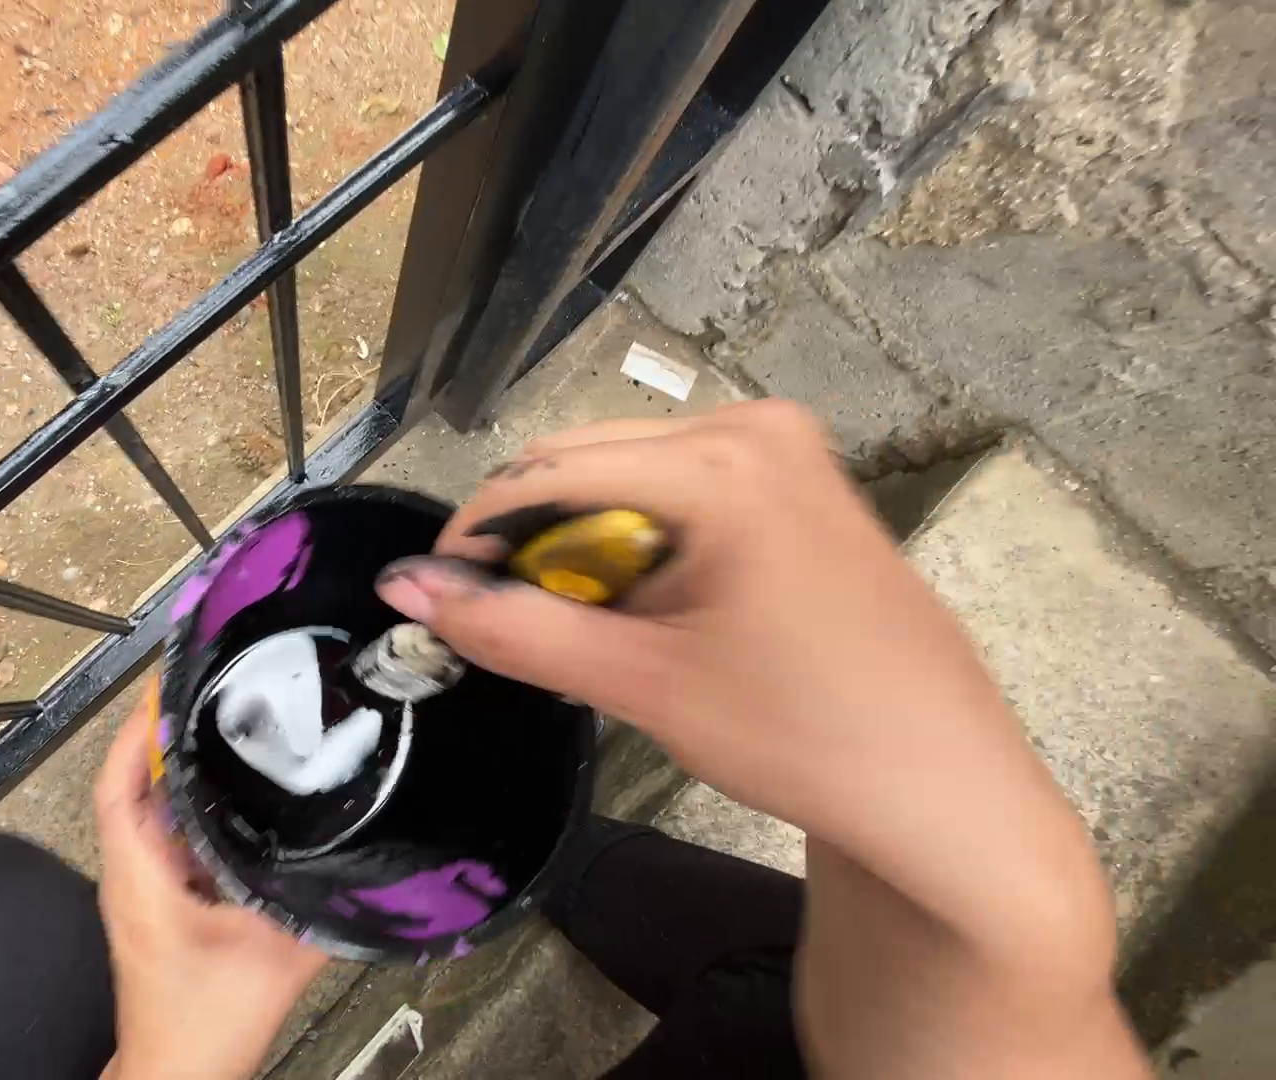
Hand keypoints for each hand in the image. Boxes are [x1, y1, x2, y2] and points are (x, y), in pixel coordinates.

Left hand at [94, 685, 327, 1079]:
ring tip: (228, 723)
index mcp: (141, 877)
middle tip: (211, 689)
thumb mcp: (270, 956)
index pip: (117, 788)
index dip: (133, 735)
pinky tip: (237, 787)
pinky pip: (170, 830)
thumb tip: (357, 848)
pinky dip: (194, 800)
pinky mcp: (160, 895)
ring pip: (153, 807)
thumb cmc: (207, 1022)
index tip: (164, 688)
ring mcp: (144, 884)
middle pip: (134, 785)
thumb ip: (310, 900)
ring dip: (179, 764)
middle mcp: (133, 871)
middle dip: (163, 733)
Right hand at [373, 403, 1110, 974]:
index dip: (475, 531)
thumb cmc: (798, 736)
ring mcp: (778, 447)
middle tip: (509, 615)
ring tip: (575, 618)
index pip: (546, 472)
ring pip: (616, 473)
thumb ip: (510, 627)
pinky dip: (621, 537)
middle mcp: (750, 427)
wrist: (943, 791)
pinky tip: (634, 597)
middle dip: (525, 537)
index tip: (441, 591)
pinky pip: (662, 485)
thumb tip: (403, 587)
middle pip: (580, 462)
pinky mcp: (788, 478)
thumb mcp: (636, 681)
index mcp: (723, 463)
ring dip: (571, 539)